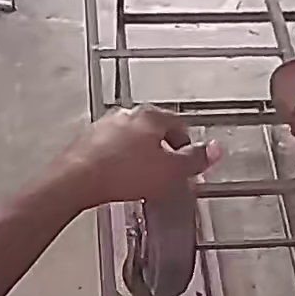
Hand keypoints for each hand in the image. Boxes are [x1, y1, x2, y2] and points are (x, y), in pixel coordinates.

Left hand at [47, 106, 218, 209]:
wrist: (78, 179)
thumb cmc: (124, 172)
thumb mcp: (171, 172)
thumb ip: (195, 160)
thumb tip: (216, 150)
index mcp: (151, 117)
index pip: (178, 125)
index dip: (186, 145)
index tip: (187, 161)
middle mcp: (127, 115)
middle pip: (153, 130)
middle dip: (162, 150)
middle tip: (167, 171)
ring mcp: (104, 127)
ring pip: (130, 139)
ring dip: (139, 155)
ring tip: (143, 178)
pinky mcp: (86, 143)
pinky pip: (110, 150)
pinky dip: (119, 161)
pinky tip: (119, 179)